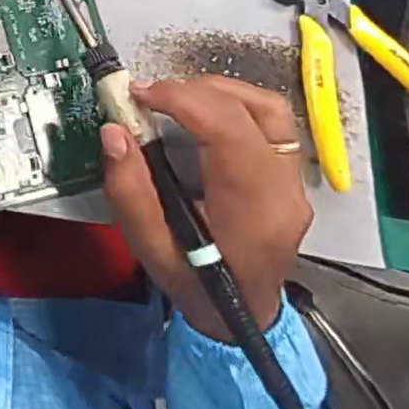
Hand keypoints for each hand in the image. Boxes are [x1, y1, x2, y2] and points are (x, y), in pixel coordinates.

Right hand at [99, 76, 310, 340]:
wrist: (244, 317)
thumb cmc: (195, 284)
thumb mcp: (149, 247)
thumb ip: (129, 192)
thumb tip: (115, 132)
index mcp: (252, 212)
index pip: (230, 132)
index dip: (183, 100)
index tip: (139, 94)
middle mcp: (284, 192)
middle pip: (252, 112)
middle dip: (192, 90)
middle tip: (147, 96)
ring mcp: (294, 182)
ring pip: (269, 108)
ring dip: (216, 90)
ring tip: (172, 97)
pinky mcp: (290, 174)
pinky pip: (270, 120)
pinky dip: (231, 102)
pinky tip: (198, 110)